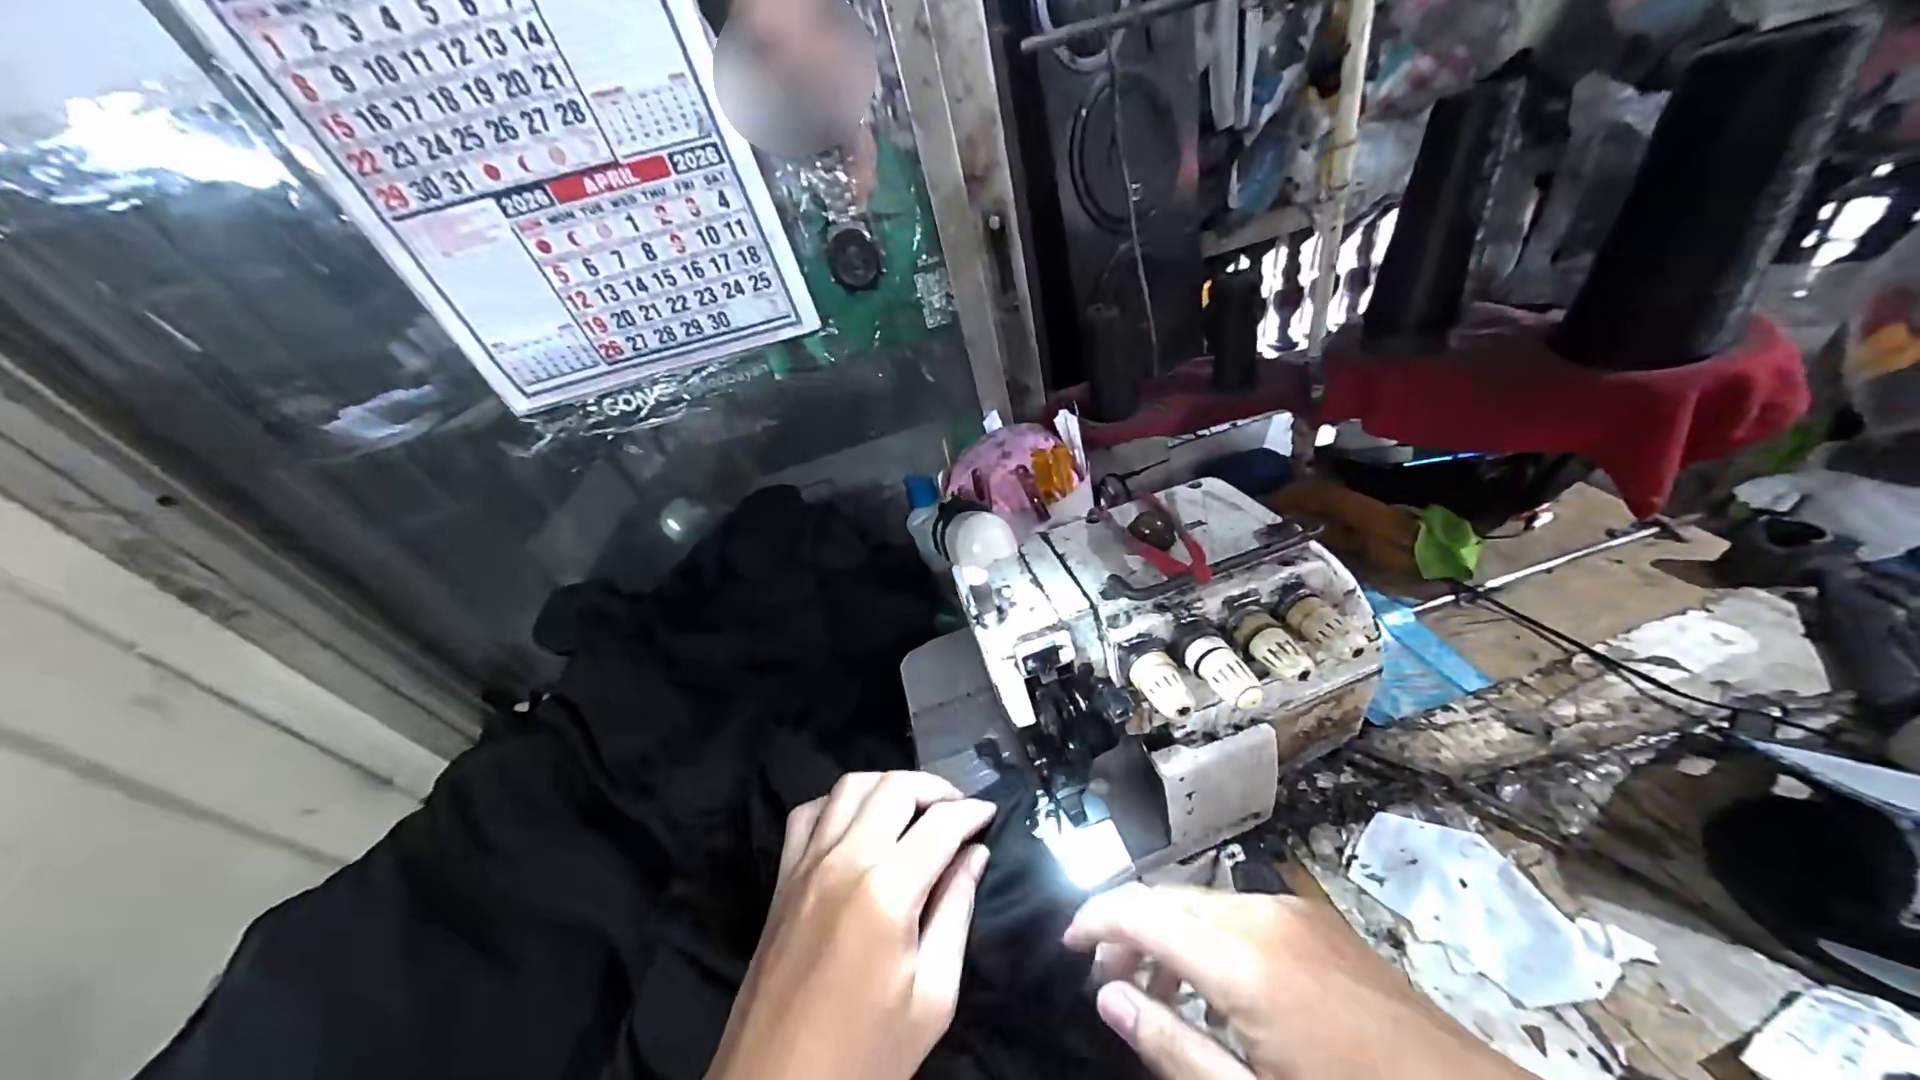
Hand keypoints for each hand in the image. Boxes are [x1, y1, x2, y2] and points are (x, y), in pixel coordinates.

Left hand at [705, 772, 995, 1079]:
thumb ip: (956, 912)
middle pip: (894, 787)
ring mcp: (806, 864)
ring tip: (916, 810)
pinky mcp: (782, 877)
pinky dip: (840, 803)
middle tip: (960, 810)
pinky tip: (859, 824)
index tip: (991, 814)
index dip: (973, 812)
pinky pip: (809, 812)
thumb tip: (974, 855)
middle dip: (935, 788)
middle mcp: (843, 861)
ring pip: (851, 785)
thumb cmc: (865, 1055)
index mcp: (886, 892)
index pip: (940, 824)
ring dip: (890, 786)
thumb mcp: (933, 996)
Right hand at [1064, 884, 1532, 1079]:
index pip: (1142, 910)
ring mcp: (1295, 911)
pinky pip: (1239, 913)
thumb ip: (1171, 1045)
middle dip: (1127, 928)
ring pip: (1202, 902)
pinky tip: (1213, 988)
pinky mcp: (1317, 921)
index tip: (1067, 944)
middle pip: (1169, 898)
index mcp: (1244, 960)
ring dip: (1166, 932)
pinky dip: (1206, 936)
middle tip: (1107, 980)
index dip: (1096, 919)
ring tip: (1155, 988)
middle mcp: (1263, 914)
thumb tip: (1108, 997)